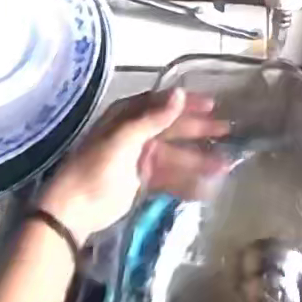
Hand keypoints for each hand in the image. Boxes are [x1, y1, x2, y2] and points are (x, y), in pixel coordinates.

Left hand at [37, 89, 226, 240]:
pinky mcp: (142, 181)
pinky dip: (188, 182)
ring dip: (199, 159)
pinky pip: (170, 178)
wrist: (74, 208)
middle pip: (173, 128)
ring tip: (226, 165)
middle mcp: (136, 132)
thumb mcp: (125, 139)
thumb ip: (153, 118)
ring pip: (176, 155)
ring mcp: (140, 157)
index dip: (186, 103)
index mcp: (128, 115)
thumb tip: (179, 93)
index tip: (212, 106)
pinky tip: (208, 188)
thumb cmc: (96, 167)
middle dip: (198, 130)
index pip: (162, 103)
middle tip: (227, 131)